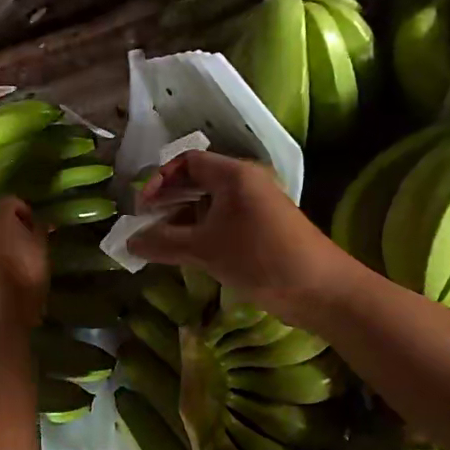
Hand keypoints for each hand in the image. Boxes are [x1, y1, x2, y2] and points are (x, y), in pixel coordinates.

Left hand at [0, 197, 49, 325]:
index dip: (23, 207)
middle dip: (15, 222)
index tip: (34, 221)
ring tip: (24, 249)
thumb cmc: (31, 268)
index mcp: (0, 221)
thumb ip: (40, 226)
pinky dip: (1, 248)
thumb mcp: (42, 243)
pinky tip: (15, 261)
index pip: (8, 200)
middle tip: (32, 234)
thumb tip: (41, 221)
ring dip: (8, 235)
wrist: (14, 302)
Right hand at [129, 151, 347, 313]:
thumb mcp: (205, 250)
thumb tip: (129, 242)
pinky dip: (203, 230)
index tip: (143, 206)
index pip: (188, 161)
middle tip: (146, 222)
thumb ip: (164, 243)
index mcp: (233, 174)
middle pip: (198, 179)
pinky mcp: (263, 227)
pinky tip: (189, 252)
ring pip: (211, 203)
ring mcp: (257, 205)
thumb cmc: (259, 258)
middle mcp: (245, 182)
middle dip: (169, 198)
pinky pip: (225, 220)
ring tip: (162, 241)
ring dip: (184, 218)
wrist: (320, 288)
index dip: (160, 179)